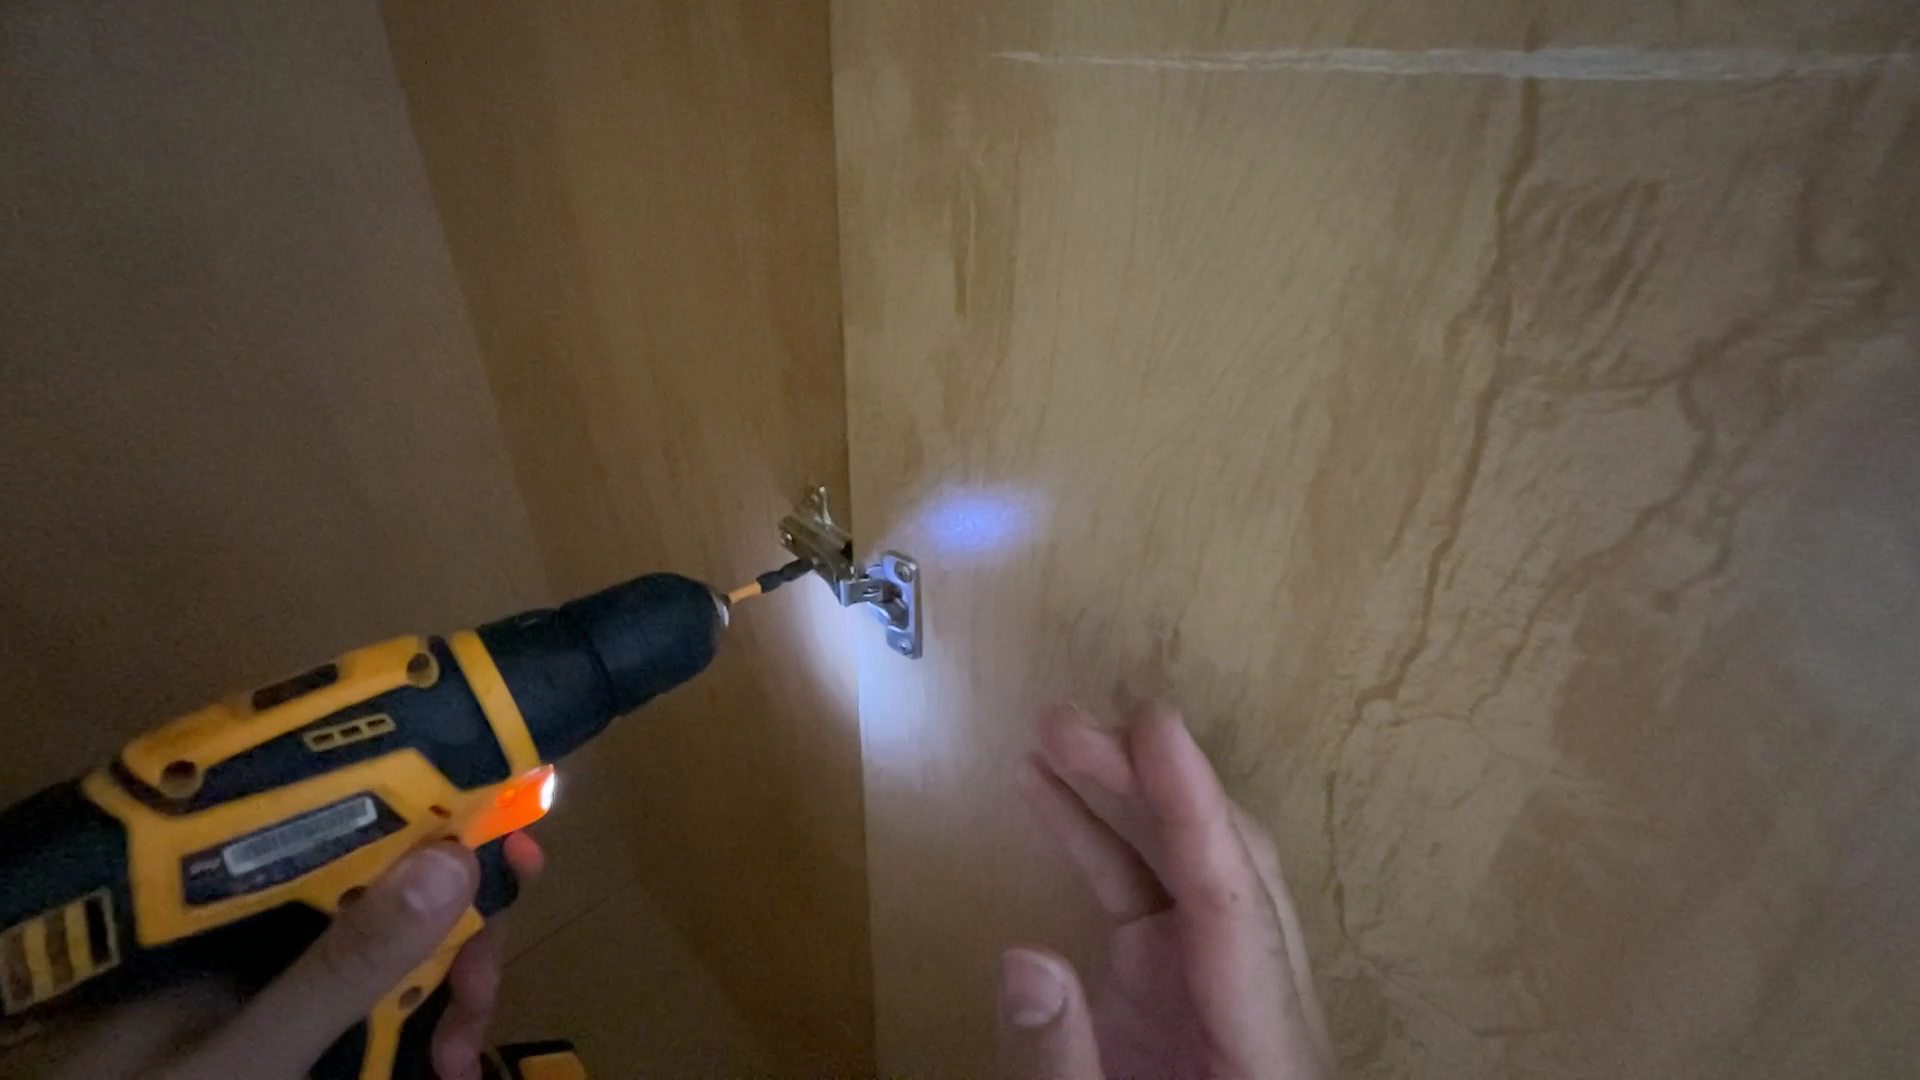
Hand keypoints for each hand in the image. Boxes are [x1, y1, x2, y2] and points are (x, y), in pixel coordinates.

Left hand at [46, 832, 542, 1079]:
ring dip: (459, 985)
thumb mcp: (252, 1055)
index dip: (437, 823)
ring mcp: (293, 980)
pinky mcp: (317, 1022)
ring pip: (409, 943)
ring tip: (464, 1048)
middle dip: (463, 931)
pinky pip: (397, 995)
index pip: (349, 833)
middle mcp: (266, 935)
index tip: (512, 832)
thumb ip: (345, 963)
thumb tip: (454, 856)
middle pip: (398, 890)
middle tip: (487, 979)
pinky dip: (436, 1022)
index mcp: (231, 916)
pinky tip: (450, 1059)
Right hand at [1000, 703, 1332, 1079]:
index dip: (1193, 803)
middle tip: (1063, 725)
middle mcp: (1254, 991)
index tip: (1155, 722)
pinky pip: (1140, 886)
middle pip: (1221, 857)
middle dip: (1144, 779)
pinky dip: (1093, 833)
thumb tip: (1023, 957)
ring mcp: (1216, 978)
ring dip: (1117, 790)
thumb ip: (1062, 1068)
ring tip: (1049, 735)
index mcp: (1262, 1045)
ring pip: (1182, 857)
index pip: (1231, 899)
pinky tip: (1042, 789)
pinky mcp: (1177, 977)